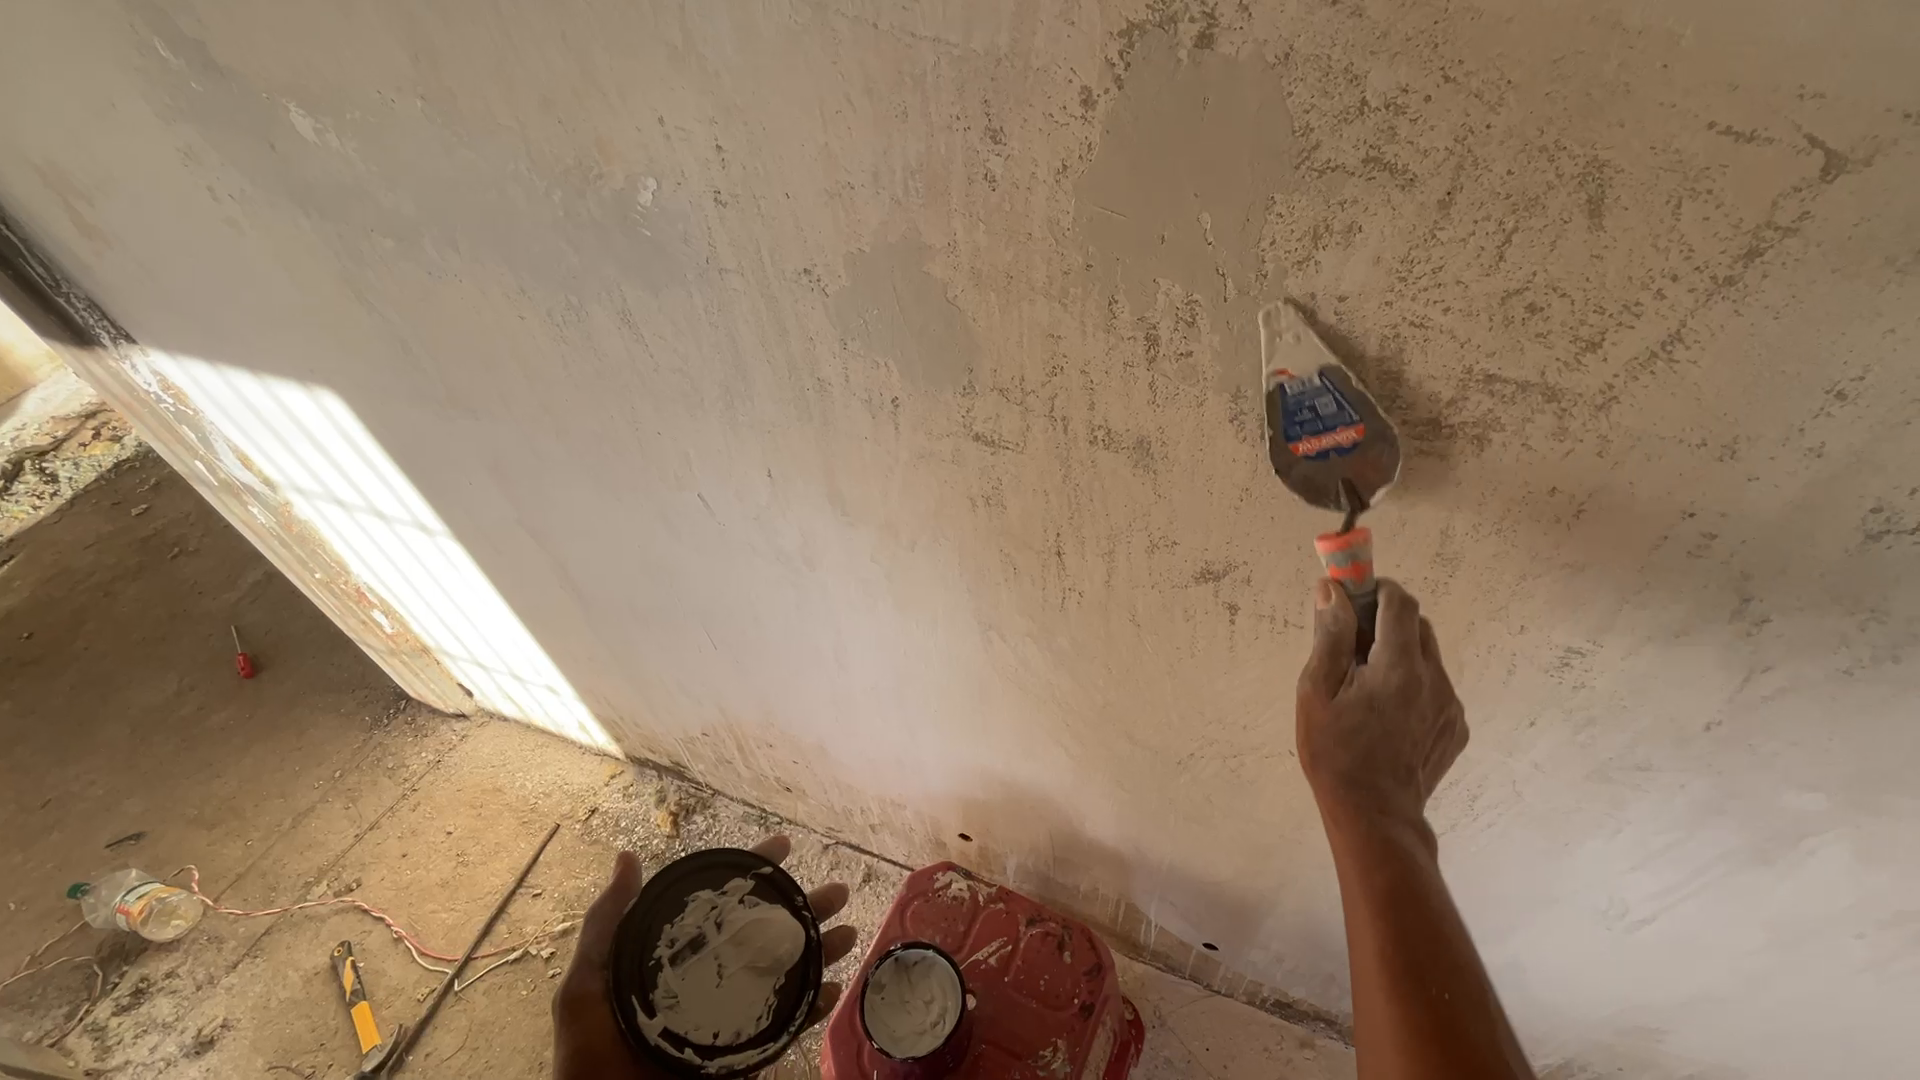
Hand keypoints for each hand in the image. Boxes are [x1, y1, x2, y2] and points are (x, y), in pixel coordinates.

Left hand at [552, 835, 860, 1078]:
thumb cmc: (590, 1058)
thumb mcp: (585, 987)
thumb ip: (606, 925)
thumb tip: (627, 858)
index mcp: (680, 953)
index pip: (723, 900)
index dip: (754, 868)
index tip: (784, 843)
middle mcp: (713, 974)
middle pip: (767, 930)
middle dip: (805, 906)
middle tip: (838, 889)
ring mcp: (733, 1012)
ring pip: (787, 971)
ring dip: (821, 950)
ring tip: (849, 931)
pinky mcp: (746, 1052)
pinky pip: (788, 1024)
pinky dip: (815, 1007)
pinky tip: (834, 989)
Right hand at [1296, 578, 1467, 834]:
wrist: (1374, 814)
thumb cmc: (1334, 751)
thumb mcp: (1317, 690)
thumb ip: (1331, 636)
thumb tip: (1332, 590)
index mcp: (1399, 667)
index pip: (1400, 602)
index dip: (1377, 588)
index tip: (1351, 593)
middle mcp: (1436, 679)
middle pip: (1417, 625)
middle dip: (1385, 620)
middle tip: (1350, 641)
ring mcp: (1451, 705)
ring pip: (1427, 656)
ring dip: (1398, 652)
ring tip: (1364, 684)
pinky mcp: (1456, 727)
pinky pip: (1434, 687)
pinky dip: (1410, 682)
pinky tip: (1383, 712)